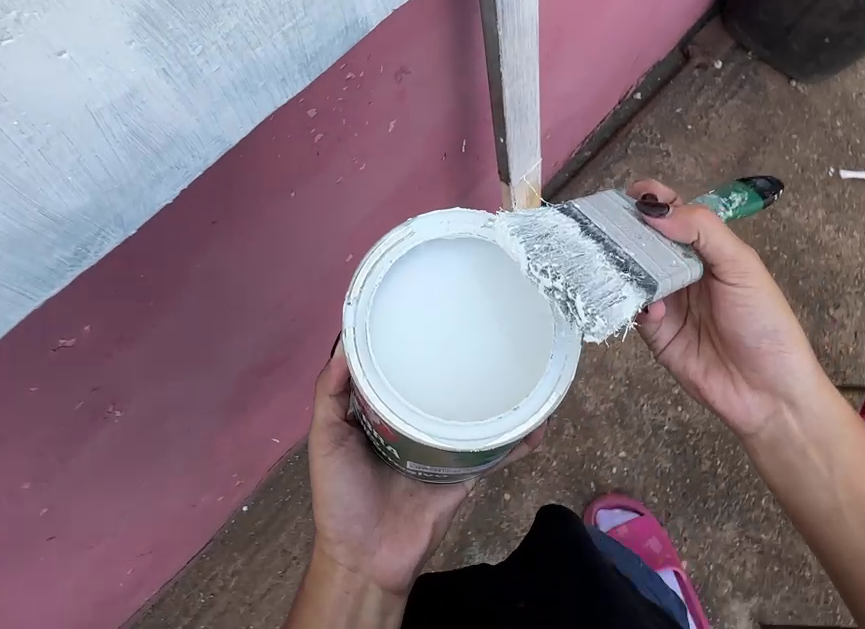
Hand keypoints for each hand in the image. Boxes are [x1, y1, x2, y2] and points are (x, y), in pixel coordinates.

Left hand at [293, 340, 543, 620]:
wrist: (367, 559)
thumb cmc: (341, 496)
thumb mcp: (325, 439)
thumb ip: (329, 395)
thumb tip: (344, 345)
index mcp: (385, 408)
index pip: (403, 364)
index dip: (414, 337)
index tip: (429, 305)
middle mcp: (418, 420)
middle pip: (445, 382)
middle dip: (465, 356)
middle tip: (485, 323)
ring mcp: (445, 444)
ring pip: (476, 410)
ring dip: (500, 391)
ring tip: (524, 361)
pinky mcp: (466, 470)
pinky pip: (496, 450)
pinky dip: (519, 438)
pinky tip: (539, 420)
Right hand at [628, 179, 827, 439]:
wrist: (769, 394)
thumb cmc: (765, 323)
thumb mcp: (742, 266)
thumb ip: (702, 230)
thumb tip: (653, 210)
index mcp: (705, 249)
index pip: (673, 214)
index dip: (653, 200)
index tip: (632, 193)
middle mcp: (680, 270)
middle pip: (644, 240)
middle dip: (625, 229)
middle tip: (604, 223)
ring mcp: (665, 300)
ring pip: (631, 272)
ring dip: (621, 263)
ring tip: (612, 258)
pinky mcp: (653, 331)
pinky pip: (632, 308)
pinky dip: (634, 303)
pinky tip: (651, 309)